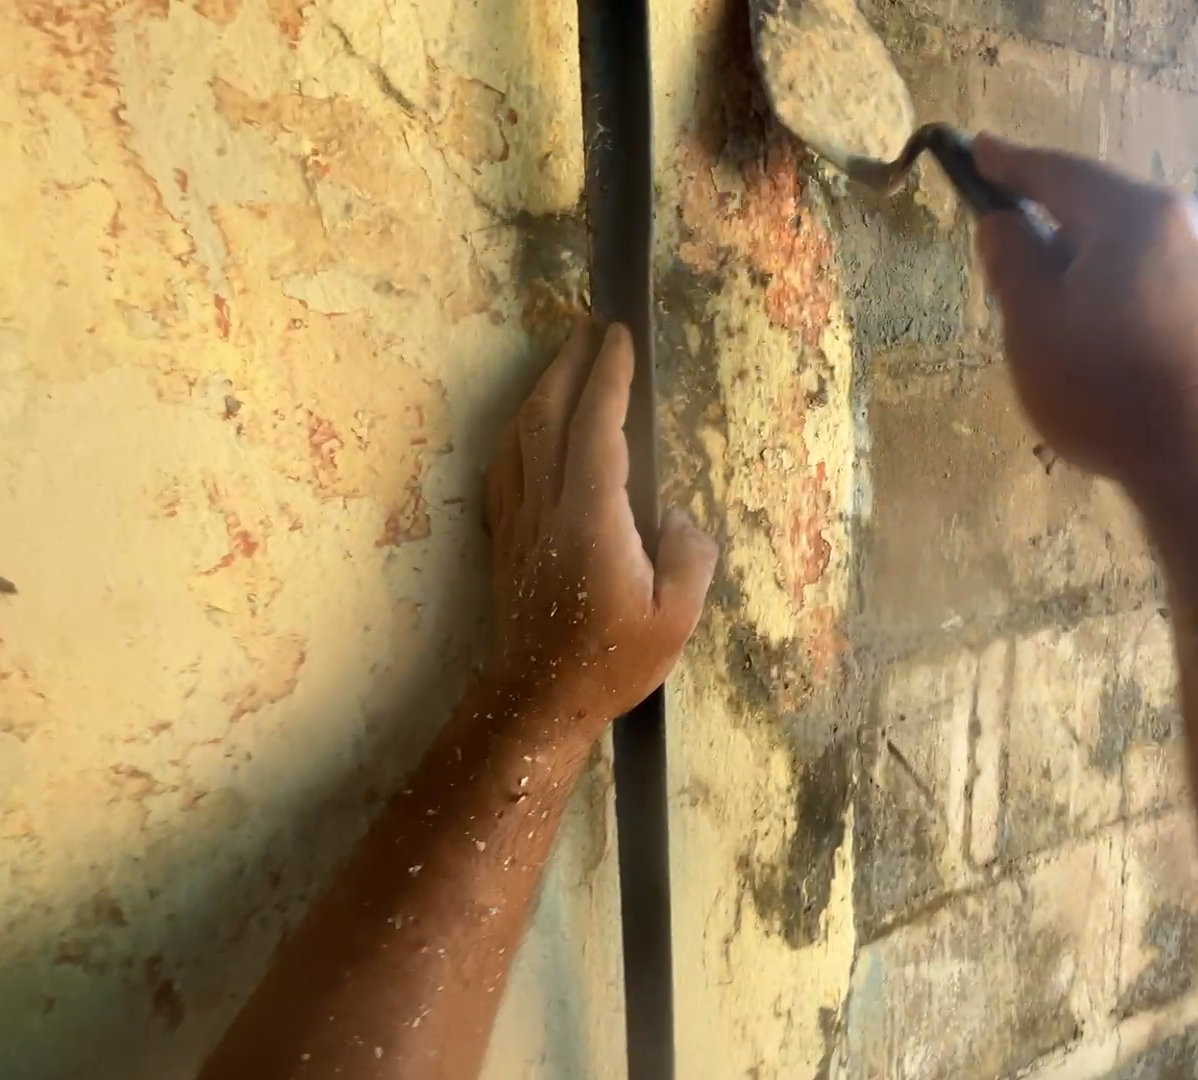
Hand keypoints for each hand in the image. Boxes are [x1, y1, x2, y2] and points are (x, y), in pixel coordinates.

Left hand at [484, 319, 717, 744]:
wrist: (538, 699)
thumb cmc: (612, 663)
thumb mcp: (677, 620)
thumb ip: (690, 557)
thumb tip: (676, 515)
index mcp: (594, 523)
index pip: (597, 430)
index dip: (608, 378)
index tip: (619, 337)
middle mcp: (550, 509)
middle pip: (550, 417)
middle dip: (571, 364)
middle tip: (590, 326)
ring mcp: (520, 521)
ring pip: (522, 435)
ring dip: (542, 388)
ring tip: (564, 359)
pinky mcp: (506, 536)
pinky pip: (506, 464)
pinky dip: (520, 428)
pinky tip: (528, 422)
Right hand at [973, 135, 1197, 489]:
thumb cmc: (1102, 390)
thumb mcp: (1033, 326)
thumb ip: (1012, 263)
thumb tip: (1003, 222)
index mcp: (1132, 217)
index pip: (1059, 174)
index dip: (1011, 163)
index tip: (977, 150)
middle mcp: (1182, 222)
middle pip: (1097, 205)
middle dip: (1046, 218)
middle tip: (1003, 243)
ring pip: (1124, 241)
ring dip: (1077, 256)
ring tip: (1044, 297)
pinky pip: (1148, 270)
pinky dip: (1108, 281)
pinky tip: (1092, 322)